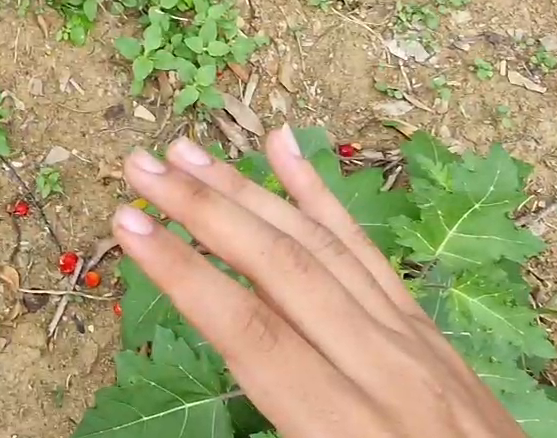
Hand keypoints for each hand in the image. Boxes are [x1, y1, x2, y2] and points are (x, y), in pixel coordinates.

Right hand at [110, 128, 524, 437]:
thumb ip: (278, 424)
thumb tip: (223, 348)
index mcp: (354, 433)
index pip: (253, 334)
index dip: (184, 272)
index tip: (127, 223)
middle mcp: (389, 374)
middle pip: (282, 269)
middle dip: (203, 209)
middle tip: (141, 164)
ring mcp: (416, 345)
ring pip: (319, 246)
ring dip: (246, 190)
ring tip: (186, 150)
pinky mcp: (430, 332)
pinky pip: (369, 252)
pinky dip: (322, 195)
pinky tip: (285, 147)